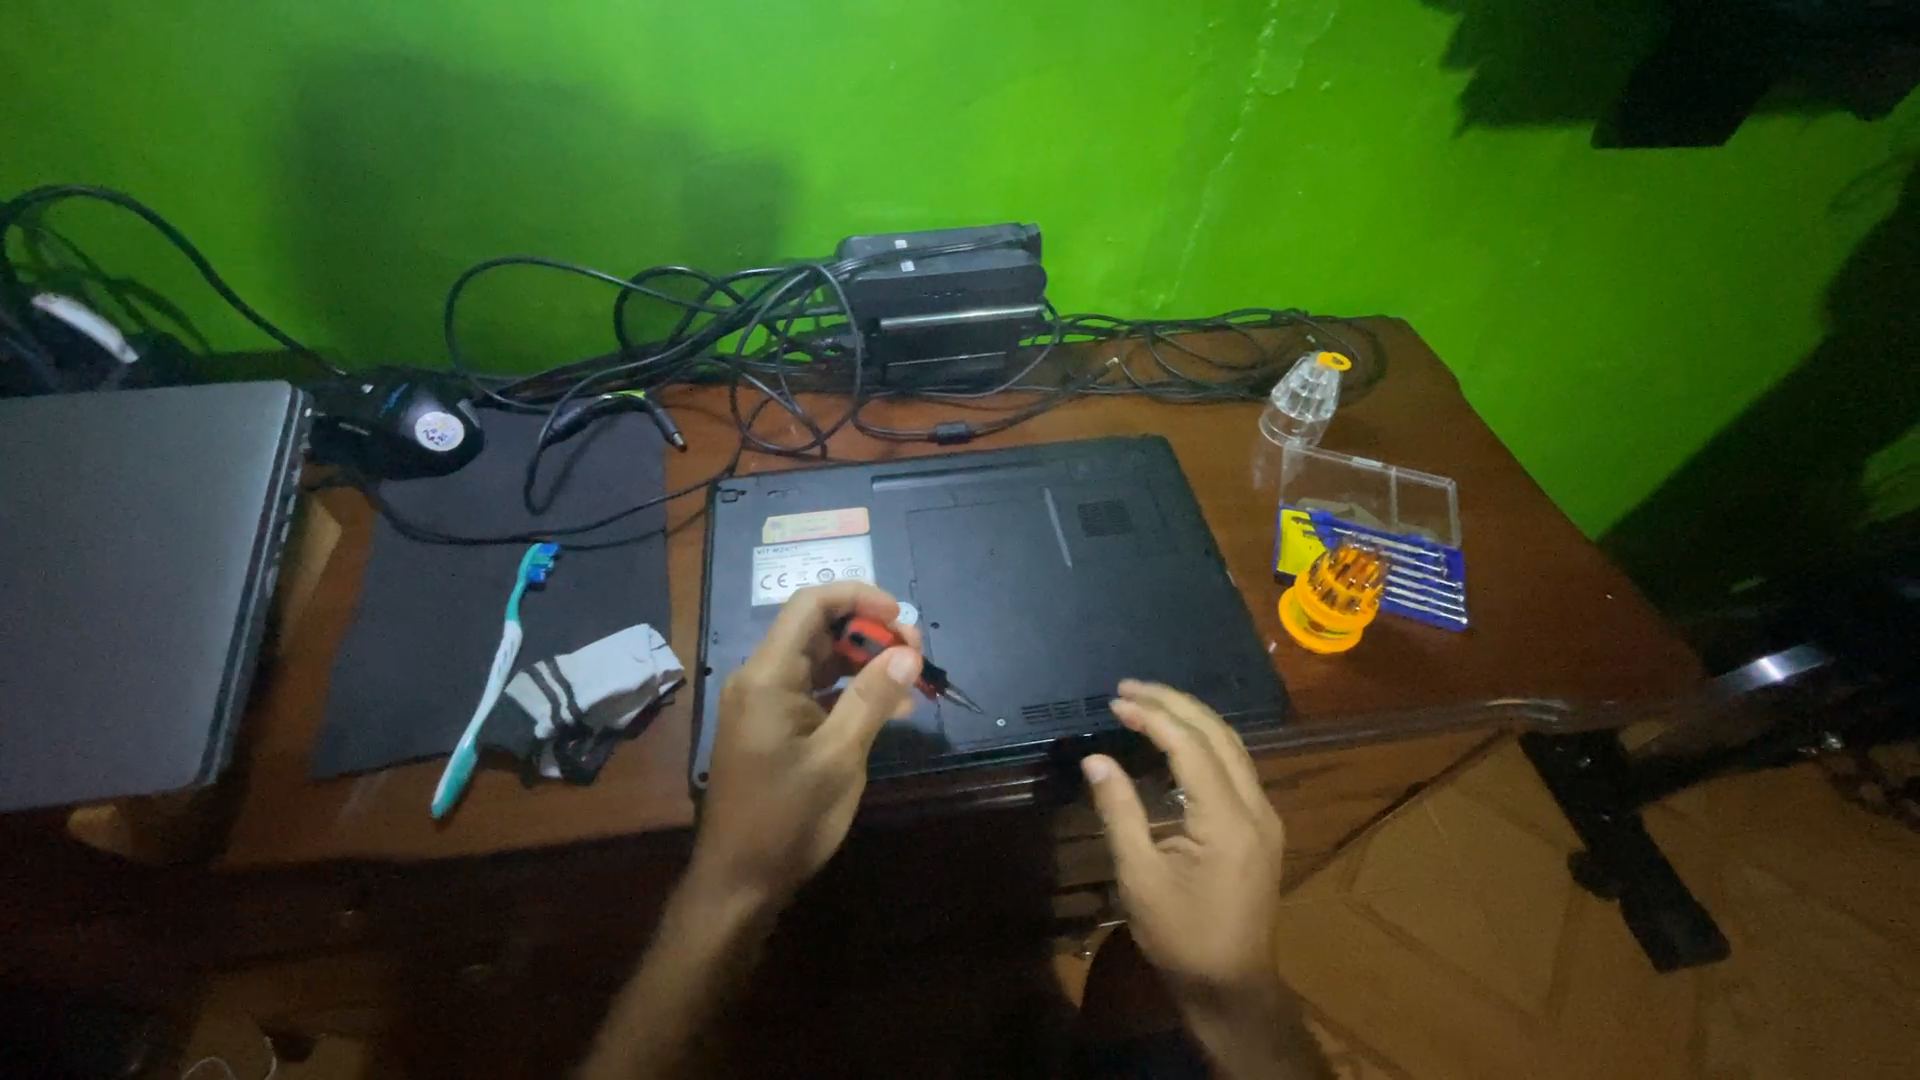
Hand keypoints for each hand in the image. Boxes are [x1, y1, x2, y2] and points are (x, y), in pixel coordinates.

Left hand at [692, 583, 922, 910]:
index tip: (900, 616)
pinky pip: (819, 691)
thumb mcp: (839, 757)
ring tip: (912, 678)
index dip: (858, 597)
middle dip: (870, 631)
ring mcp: (768, 703)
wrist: (740, 882)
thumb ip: (873, 698)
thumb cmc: (786, 819)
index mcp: (768, 676)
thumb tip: (908, 651)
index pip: (810, 606)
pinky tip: (893, 708)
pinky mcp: (777, 726)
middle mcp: (762, 679)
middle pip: (819, 629)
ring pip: (822, 660)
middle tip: (916, 653)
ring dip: (866, 661)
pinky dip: (853, 692)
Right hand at [1083, 681, 1321, 1078]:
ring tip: (1147, 701)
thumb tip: (1096, 759)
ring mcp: (1263, 816)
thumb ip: (1119, 811)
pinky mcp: (1260, 826)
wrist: (1232, 986)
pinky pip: (1234, 765)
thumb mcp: (1140, 877)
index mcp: (1227, 822)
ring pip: (1231, 745)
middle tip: (1128, 688)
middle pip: (1218, 734)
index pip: (1191, 747)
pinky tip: (1174, 738)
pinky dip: (1202, 740)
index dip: (1153, 718)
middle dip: (1173, 703)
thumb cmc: (1181, 937)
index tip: (1116, 702)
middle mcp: (1255, 809)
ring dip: (1190, 717)